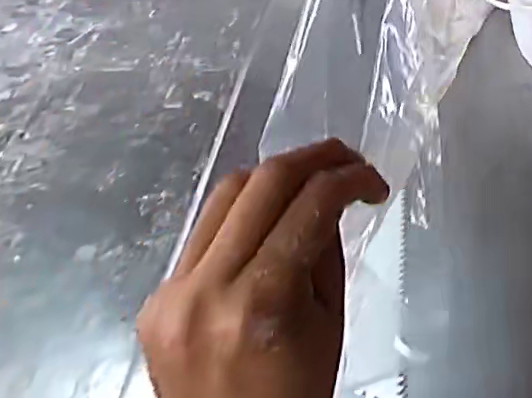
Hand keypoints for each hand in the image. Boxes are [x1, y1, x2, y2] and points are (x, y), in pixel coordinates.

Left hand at [137, 139, 390, 397]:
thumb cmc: (295, 392)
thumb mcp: (329, 315)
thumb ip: (325, 246)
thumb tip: (332, 196)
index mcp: (260, 301)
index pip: (314, 201)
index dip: (354, 177)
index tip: (375, 184)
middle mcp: (206, 289)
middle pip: (266, 180)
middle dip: (318, 157)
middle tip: (350, 162)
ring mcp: (172, 294)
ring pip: (229, 191)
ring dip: (280, 174)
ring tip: (313, 180)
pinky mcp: (156, 299)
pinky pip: (207, 228)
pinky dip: (248, 209)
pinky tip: (273, 219)